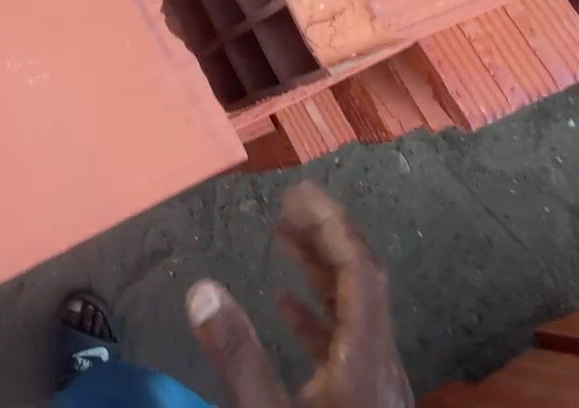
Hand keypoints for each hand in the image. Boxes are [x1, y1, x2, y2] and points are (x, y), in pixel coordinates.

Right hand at [185, 184, 411, 407]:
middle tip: (287, 203)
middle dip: (325, 237)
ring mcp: (374, 386)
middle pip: (361, 284)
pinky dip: (315, 311)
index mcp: (365, 360)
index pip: (359, 274)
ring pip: (353, 311)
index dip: (332, 226)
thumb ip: (237, 355)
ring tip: (282, 237)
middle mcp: (378, 365)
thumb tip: (201, 285)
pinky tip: (284, 305)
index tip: (298, 192)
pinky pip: (344, 341)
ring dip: (319, 269)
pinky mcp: (361, 403)